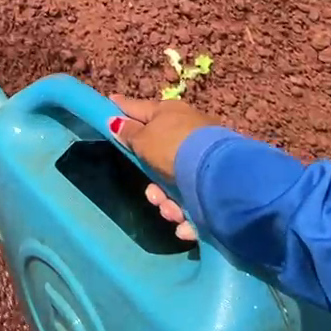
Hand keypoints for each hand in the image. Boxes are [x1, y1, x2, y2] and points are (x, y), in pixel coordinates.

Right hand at [110, 97, 218, 242]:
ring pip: (174, 182)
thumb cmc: (173, 149)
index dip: (122, 109)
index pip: (138, 109)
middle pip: (157, 154)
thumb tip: (116, 121)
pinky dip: (187, 213)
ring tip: (171, 213)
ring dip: (167, 201)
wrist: (222, 179)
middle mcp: (187, 133)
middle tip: (151, 195)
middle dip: (151, 181)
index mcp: (168, 114)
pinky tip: (184, 225)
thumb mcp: (142, 140)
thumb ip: (127, 132)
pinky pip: (194, 199)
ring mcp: (203, 159)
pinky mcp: (217, 183)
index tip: (109, 104)